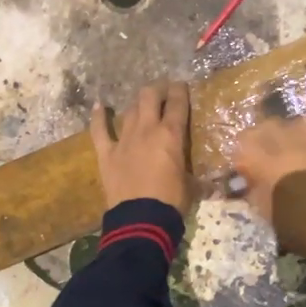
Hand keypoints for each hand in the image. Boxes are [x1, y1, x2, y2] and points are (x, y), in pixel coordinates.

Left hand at [91, 81, 191, 211]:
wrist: (142, 220)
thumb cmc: (172, 201)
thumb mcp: (191, 181)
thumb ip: (191, 167)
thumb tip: (206, 173)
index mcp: (170, 135)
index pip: (177, 104)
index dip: (180, 91)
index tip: (182, 86)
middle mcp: (146, 130)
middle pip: (149, 96)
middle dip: (158, 89)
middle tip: (163, 91)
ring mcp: (124, 140)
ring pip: (129, 110)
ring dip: (137, 103)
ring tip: (143, 103)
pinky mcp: (107, 153)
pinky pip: (100, 130)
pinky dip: (99, 117)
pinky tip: (98, 105)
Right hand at [233, 118, 305, 261]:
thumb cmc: (296, 229)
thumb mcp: (265, 211)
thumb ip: (253, 187)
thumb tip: (248, 174)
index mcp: (269, 165)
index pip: (246, 142)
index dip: (241, 149)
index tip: (241, 159)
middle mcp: (292, 148)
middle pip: (270, 126)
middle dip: (262, 135)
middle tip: (261, 148)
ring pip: (297, 125)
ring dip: (288, 133)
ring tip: (288, 147)